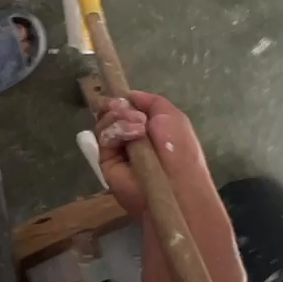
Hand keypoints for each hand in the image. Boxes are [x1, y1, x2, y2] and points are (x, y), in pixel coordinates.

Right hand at [94, 91, 246, 281]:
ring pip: (104, 121)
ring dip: (120, 119)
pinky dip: (115, 131)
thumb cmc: (179, 149)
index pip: (123, 106)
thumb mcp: (171, 115)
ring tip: (139, 129)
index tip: (124, 98)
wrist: (176, 186)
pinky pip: (103, 137)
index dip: (122, 100)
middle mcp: (128, 136)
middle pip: (109, 111)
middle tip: (131, 114)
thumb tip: (126, 97)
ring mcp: (116, 149)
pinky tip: (132, 136)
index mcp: (144, 126)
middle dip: (118, 106)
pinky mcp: (106, 161)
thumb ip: (149, 100)